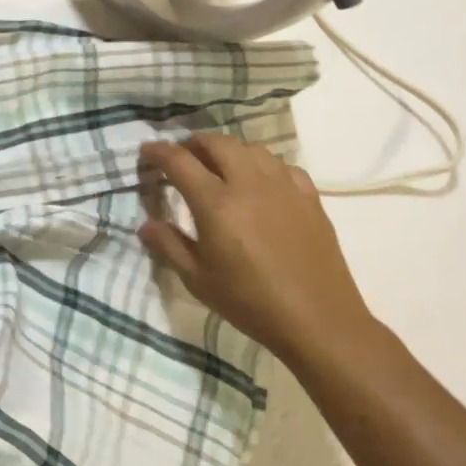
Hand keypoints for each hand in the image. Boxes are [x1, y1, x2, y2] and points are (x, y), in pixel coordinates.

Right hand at [139, 135, 377, 365]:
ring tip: (220, 166)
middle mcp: (249, 185)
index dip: (158, 151)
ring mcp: (284, 189)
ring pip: (252, 148)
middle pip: (217, 143)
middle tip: (182, 157)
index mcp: (216, 203)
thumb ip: (168, 246)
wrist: (319, 323)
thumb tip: (146, 225)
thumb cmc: (251, 302)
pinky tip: (260, 183)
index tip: (147, 152)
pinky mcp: (310, 200)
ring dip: (229, 150)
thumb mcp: (197, 280)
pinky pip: (283, 166)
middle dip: (194, 143)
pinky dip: (264, 165)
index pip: (179, 161)